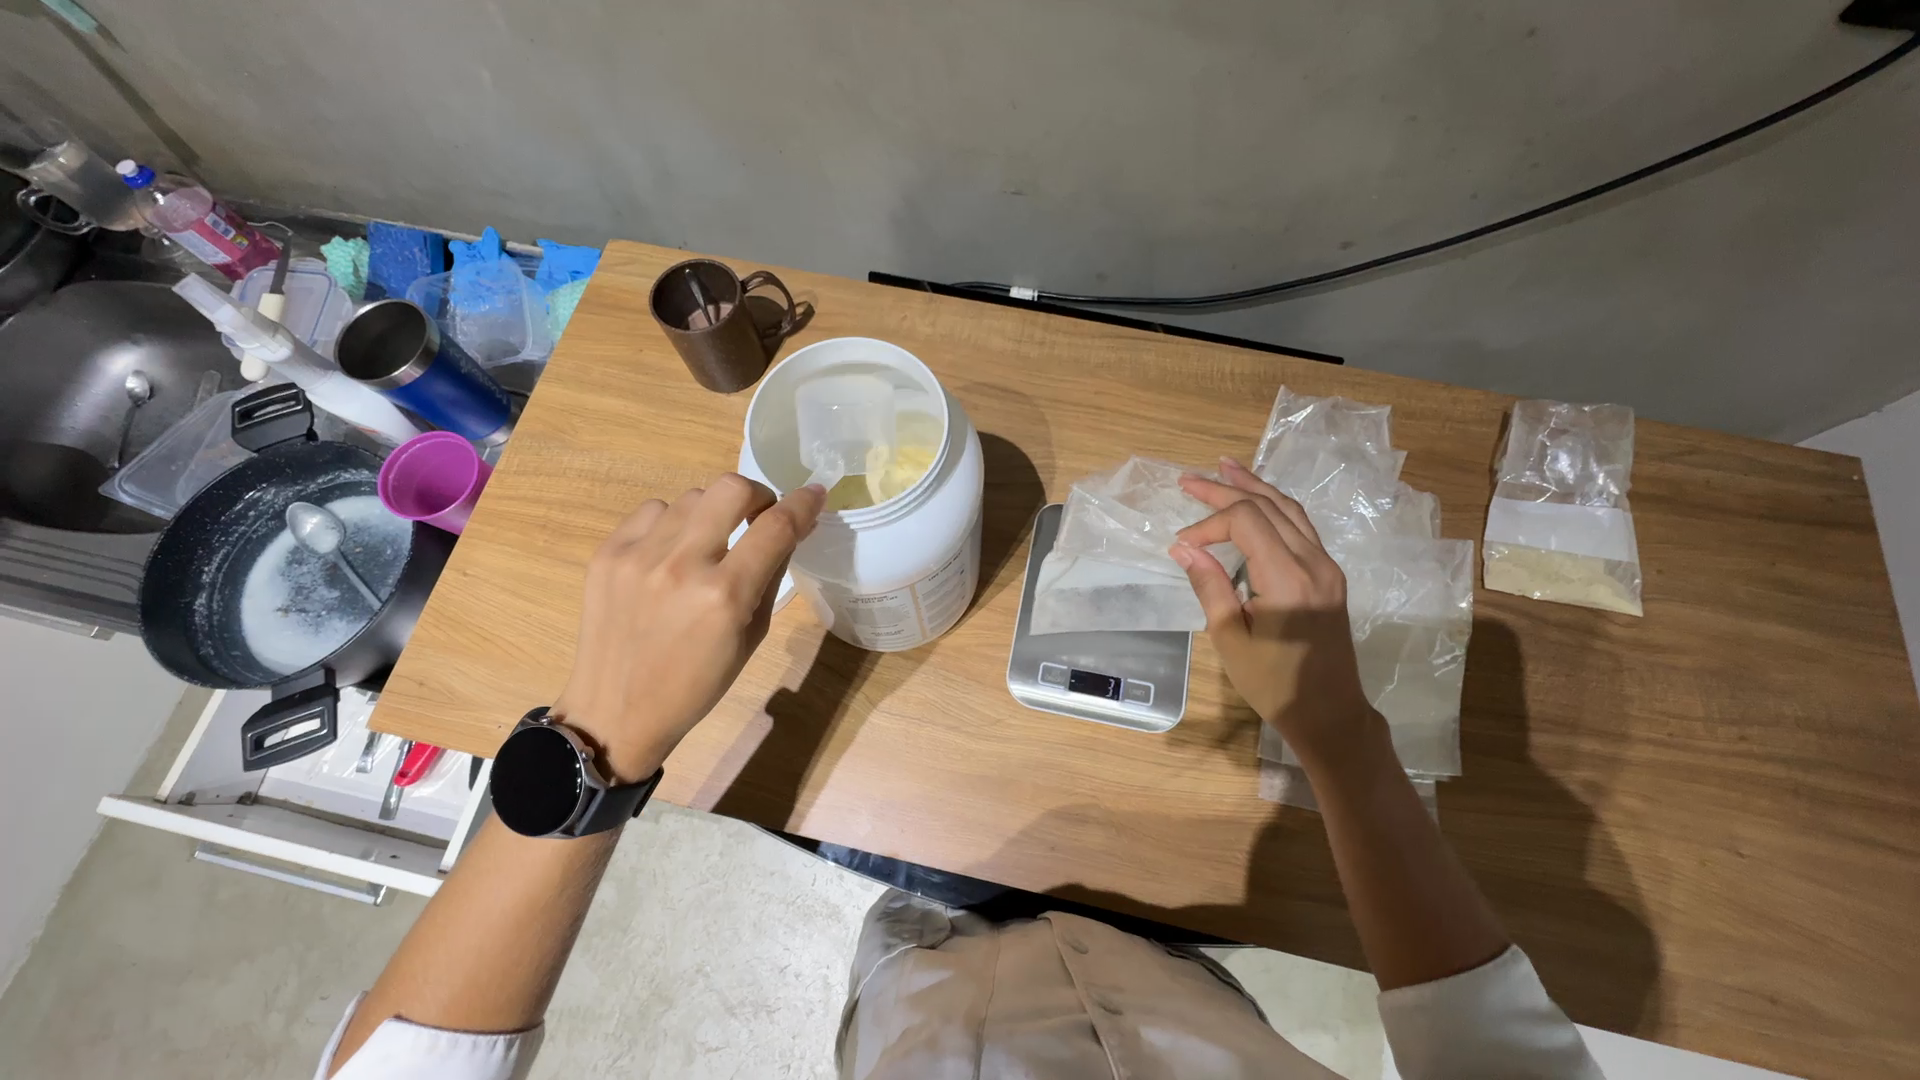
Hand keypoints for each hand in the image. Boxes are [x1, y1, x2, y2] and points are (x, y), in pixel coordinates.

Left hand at [554, 474, 825, 782]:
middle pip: (731, 489)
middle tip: (758, 516)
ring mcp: (638, 555)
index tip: (815, 495)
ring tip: (708, 543)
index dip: (803, 504)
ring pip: (693, 497)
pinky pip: (653, 511)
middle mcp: (682, 565)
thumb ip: (772, 575)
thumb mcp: (752, 635)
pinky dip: (673, 523)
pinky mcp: (608, 553)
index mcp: (725, 596)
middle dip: (757, 495)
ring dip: (713, 512)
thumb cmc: (697, 684)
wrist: (616, 712)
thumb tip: (792, 528)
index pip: (777, 527)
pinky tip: (670, 552)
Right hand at [1170, 457, 1375, 763]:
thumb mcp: (1230, 638)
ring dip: (1254, 487)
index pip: (1246, 521)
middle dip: (1226, 489)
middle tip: (1188, 480)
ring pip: (1290, 509)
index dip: (1210, 522)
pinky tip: (1257, 500)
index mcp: (1288, 578)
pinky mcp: (1329, 574)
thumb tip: (1184, 546)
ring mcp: (1326, 566)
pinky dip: (1274, 506)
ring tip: (1224, 468)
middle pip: (1268, 506)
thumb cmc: (1273, 683)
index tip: (1182, 544)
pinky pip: (1301, 526)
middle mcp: (1313, 562)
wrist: (1329, 712)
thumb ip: (1209, 586)